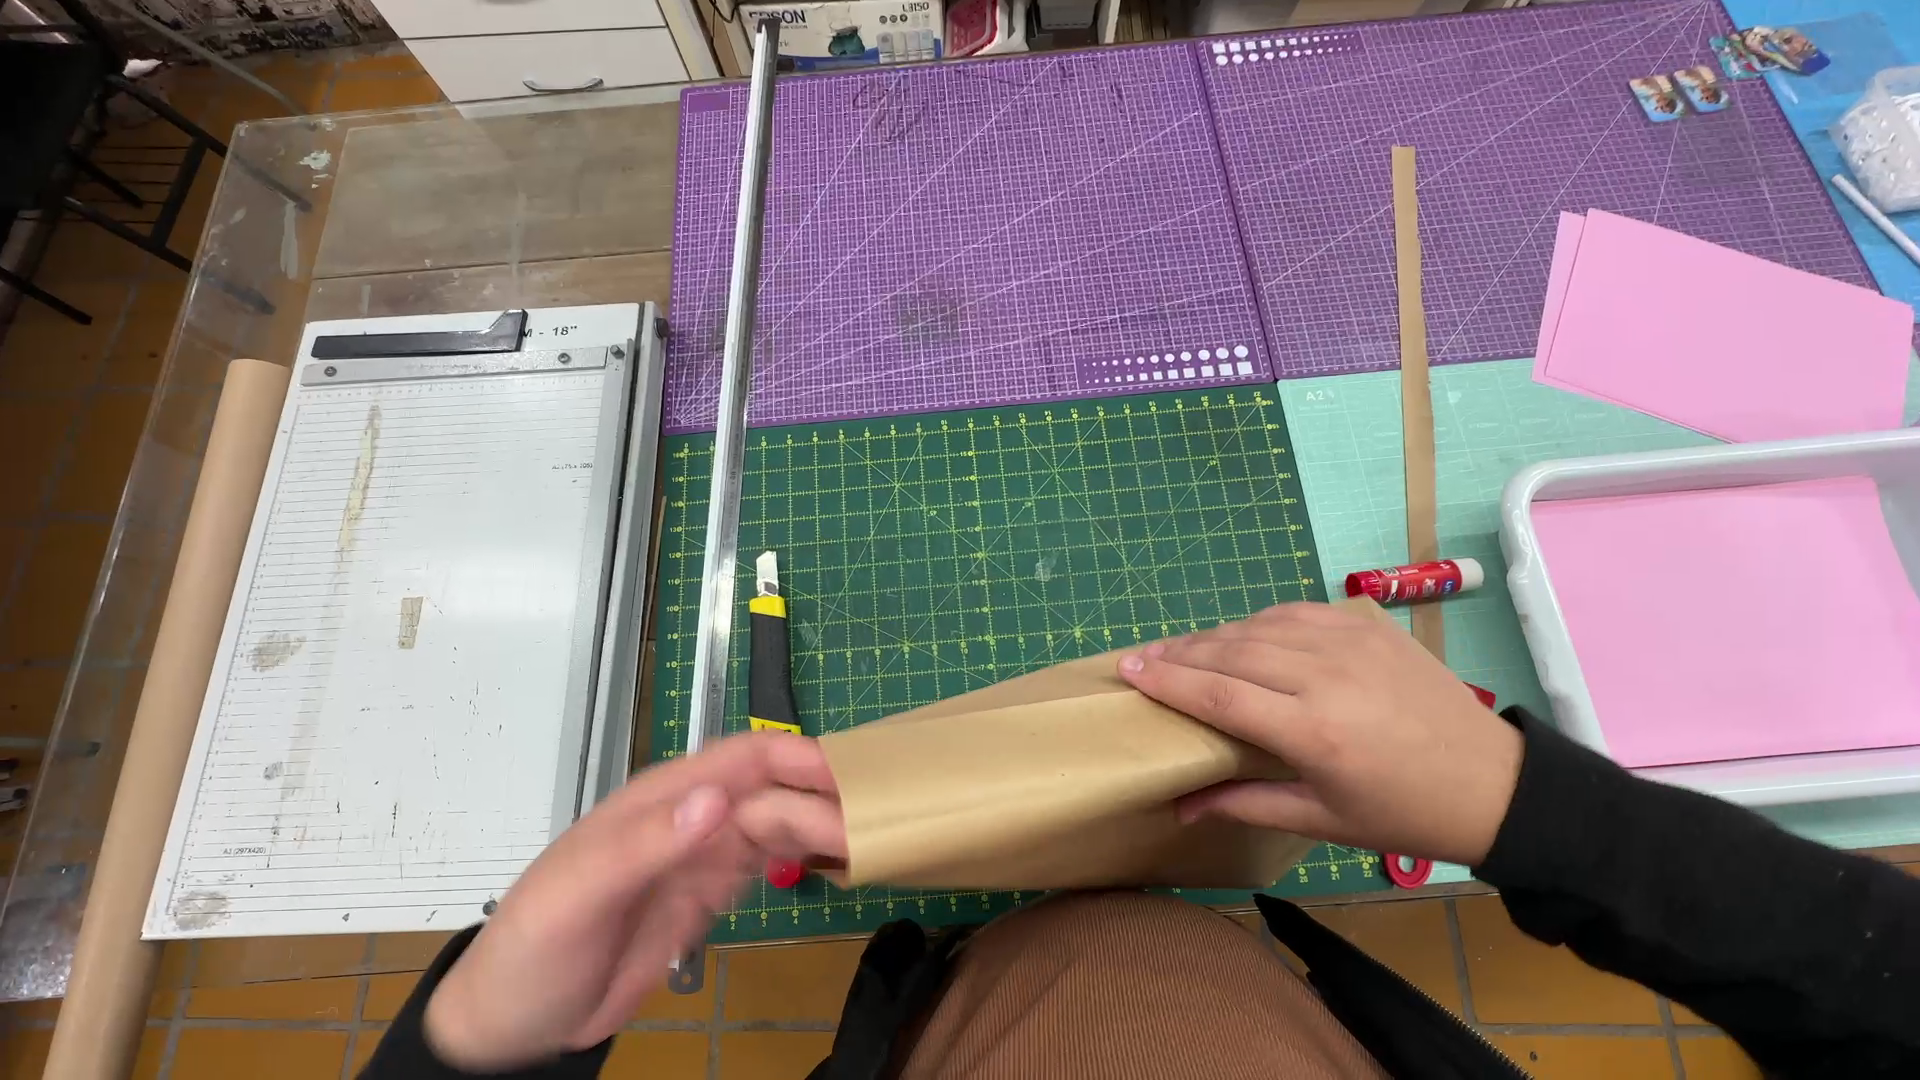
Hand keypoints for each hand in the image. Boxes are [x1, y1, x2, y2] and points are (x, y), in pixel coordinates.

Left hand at [424, 732, 845, 1070]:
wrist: (517, 1021)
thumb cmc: (537, 946)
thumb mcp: (581, 893)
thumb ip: (649, 842)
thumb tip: (720, 797)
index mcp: (665, 798)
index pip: (745, 758)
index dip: (798, 758)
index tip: (852, 777)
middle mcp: (695, 815)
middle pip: (775, 791)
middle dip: (827, 800)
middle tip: (881, 827)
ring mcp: (707, 853)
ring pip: (782, 823)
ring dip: (826, 828)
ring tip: (875, 843)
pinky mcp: (714, 890)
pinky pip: (771, 861)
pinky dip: (809, 858)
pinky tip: (841, 863)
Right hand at [1118, 602, 1522, 866]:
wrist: (1496, 784)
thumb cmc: (1403, 814)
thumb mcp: (1323, 821)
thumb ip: (1244, 803)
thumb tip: (1179, 807)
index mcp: (1316, 732)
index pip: (1220, 695)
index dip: (1168, 681)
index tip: (1128, 669)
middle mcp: (1327, 676)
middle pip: (1230, 652)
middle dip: (1178, 653)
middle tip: (1141, 656)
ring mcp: (1350, 642)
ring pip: (1257, 626)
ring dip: (1212, 636)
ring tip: (1180, 648)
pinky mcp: (1367, 625)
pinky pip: (1294, 611)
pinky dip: (1257, 621)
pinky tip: (1240, 635)